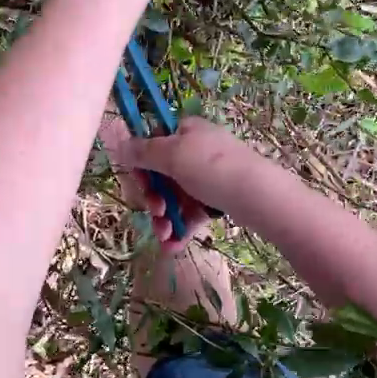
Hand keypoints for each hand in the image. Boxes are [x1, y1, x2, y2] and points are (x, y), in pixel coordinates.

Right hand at [102, 116, 269, 249]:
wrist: (257, 195)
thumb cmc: (211, 167)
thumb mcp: (171, 155)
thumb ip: (142, 152)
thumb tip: (119, 144)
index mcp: (186, 130)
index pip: (153, 143)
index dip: (141, 165)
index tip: (139, 183)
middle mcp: (196, 149)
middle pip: (162, 174)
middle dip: (153, 197)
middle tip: (156, 211)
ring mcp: (208, 175)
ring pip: (175, 196)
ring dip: (164, 217)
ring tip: (164, 236)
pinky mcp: (217, 197)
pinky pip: (191, 211)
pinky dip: (180, 227)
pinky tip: (173, 247)